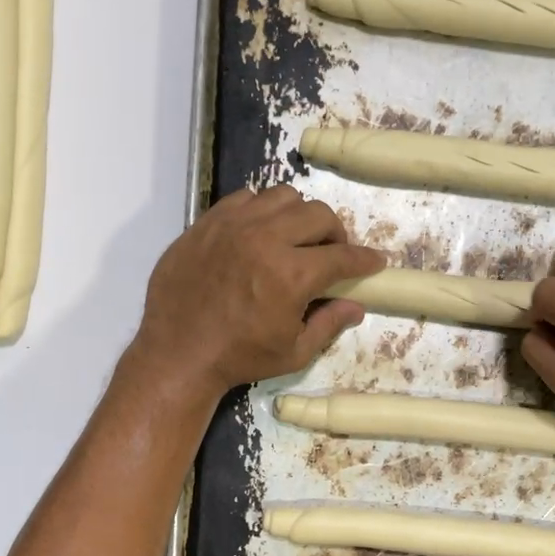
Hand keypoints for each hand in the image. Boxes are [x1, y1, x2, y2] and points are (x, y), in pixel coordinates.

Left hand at [128, 186, 384, 398]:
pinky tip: (260, 233)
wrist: (179, 353)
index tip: (376, 261)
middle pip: (318, 214)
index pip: (342, 256)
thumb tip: (356, 307)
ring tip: (296, 238)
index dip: (364, 259)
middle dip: (335, 233)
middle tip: (332, 253)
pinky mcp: (208, 222)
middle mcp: (265, 239)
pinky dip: (262, 210)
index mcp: (291, 275)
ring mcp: (233, 226)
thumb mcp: (293, 352)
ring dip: (299, 215)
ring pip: (283, 196)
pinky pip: (246, 198)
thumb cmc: (240, 359)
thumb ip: (328, 324)